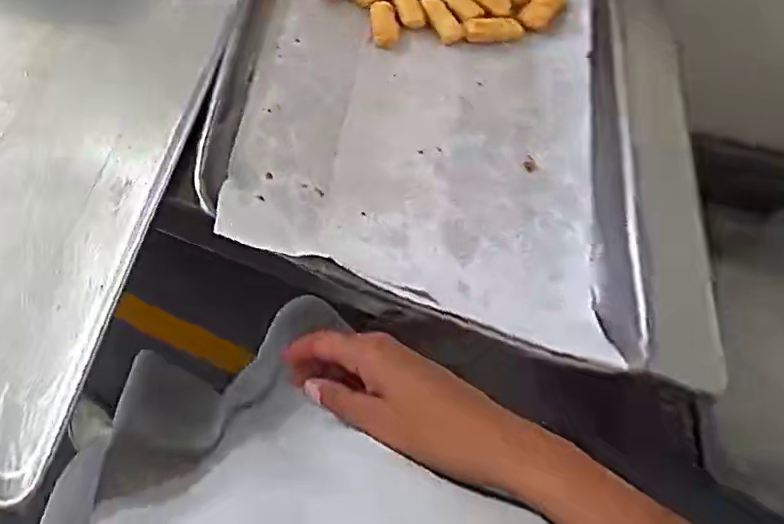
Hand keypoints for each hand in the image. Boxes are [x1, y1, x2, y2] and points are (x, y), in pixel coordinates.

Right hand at [284, 330, 684, 523]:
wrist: (502, 443)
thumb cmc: (438, 433)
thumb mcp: (380, 422)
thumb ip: (341, 400)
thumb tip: (312, 384)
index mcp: (372, 351)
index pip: (324, 340)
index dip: (300, 349)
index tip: (281, 360)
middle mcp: (386, 345)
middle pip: (340, 343)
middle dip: (315, 358)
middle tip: (295, 378)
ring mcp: (405, 356)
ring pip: (357, 354)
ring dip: (335, 367)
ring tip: (319, 387)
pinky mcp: (419, 371)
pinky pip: (375, 363)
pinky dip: (356, 373)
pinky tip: (355, 393)